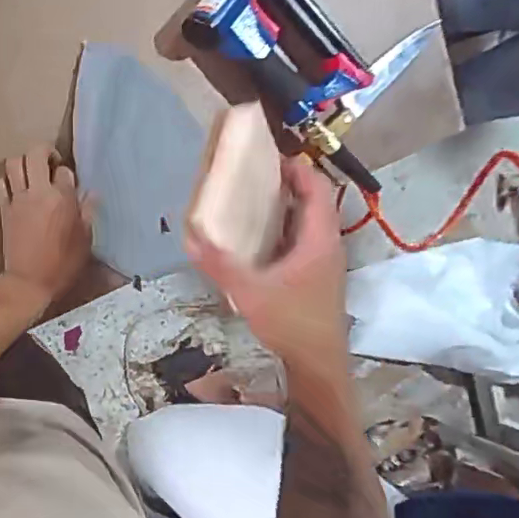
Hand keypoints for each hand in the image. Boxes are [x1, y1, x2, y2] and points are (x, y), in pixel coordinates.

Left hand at [0, 146, 91, 310]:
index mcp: (62, 198)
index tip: (68, 185)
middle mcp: (38, 193)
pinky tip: (14, 191)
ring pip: (13, 163)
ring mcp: (17, 199)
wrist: (28, 281)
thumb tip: (91, 194)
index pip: (64, 171)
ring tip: (30, 174)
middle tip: (50, 164)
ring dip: (21, 163)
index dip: (67, 175)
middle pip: (35, 154)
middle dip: (43, 152)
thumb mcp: (84, 240)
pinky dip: (4, 182)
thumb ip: (87, 213)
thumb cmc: (62, 264)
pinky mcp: (3, 209)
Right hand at [185, 160, 348, 372]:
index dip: (300, 171)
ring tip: (252, 199)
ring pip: (308, 222)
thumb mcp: (250, 293)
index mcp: (318, 242)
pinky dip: (283, 228)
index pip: (317, 193)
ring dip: (286, 207)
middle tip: (255, 175)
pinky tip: (258, 236)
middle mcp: (326, 246)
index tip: (273, 157)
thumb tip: (192, 240)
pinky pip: (301, 239)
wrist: (316, 360)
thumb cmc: (291, 322)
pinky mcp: (314, 275)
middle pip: (314, 203)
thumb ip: (221, 266)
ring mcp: (322, 262)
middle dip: (289, 185)